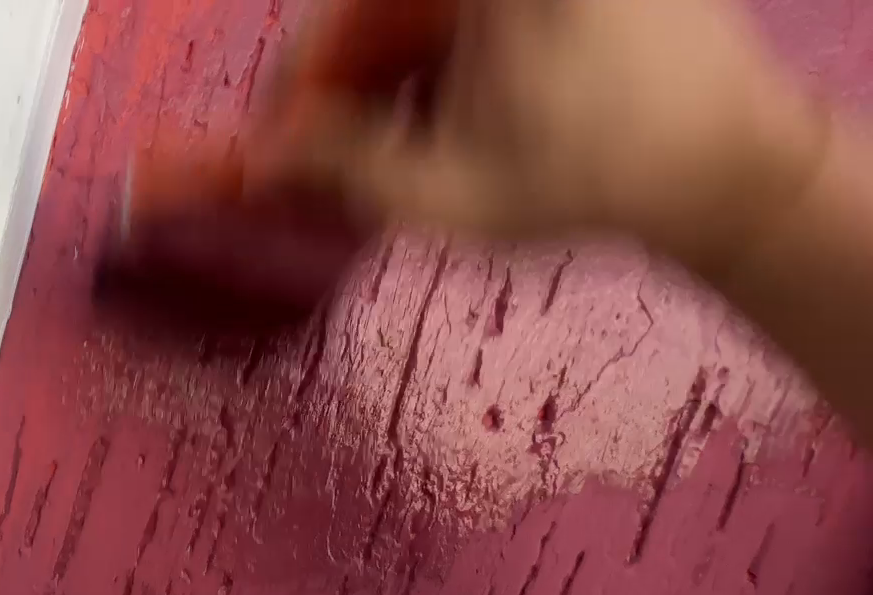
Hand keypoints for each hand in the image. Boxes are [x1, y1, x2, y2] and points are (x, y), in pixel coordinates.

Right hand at [261, 0, 830, 276]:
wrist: (717, 166)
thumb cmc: (575, 182)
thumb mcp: (436, 192)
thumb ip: (340, 166)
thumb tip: (261, 160)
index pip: (344, 11)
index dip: (296, 72)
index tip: (273, 135)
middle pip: (376, 12)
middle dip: (330, 79)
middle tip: (305, 149)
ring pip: (410, 18)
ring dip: (370, 76)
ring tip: (356, 147)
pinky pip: (452, 21)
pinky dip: (418, 64)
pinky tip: (412, 119)